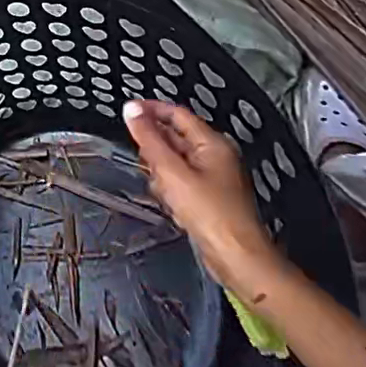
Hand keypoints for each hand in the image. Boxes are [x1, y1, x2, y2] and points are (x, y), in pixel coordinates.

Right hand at [122, 99, 283, 290]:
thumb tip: (132, 109)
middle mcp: (216, 156)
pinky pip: (180, 180)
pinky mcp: (209, 196)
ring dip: (161, 170)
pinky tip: (169, 202)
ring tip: (159, 187)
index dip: (151, 109)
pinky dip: (170, 187)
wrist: (236, 257)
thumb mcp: (171, 171)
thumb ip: (149, 138)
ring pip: (175, 160)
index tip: (129, 110)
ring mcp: (214, 176)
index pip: (177, 113)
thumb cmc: (210, 214)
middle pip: (175, 136)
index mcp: (212, 143)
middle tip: (140, 156)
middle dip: (154, 146)